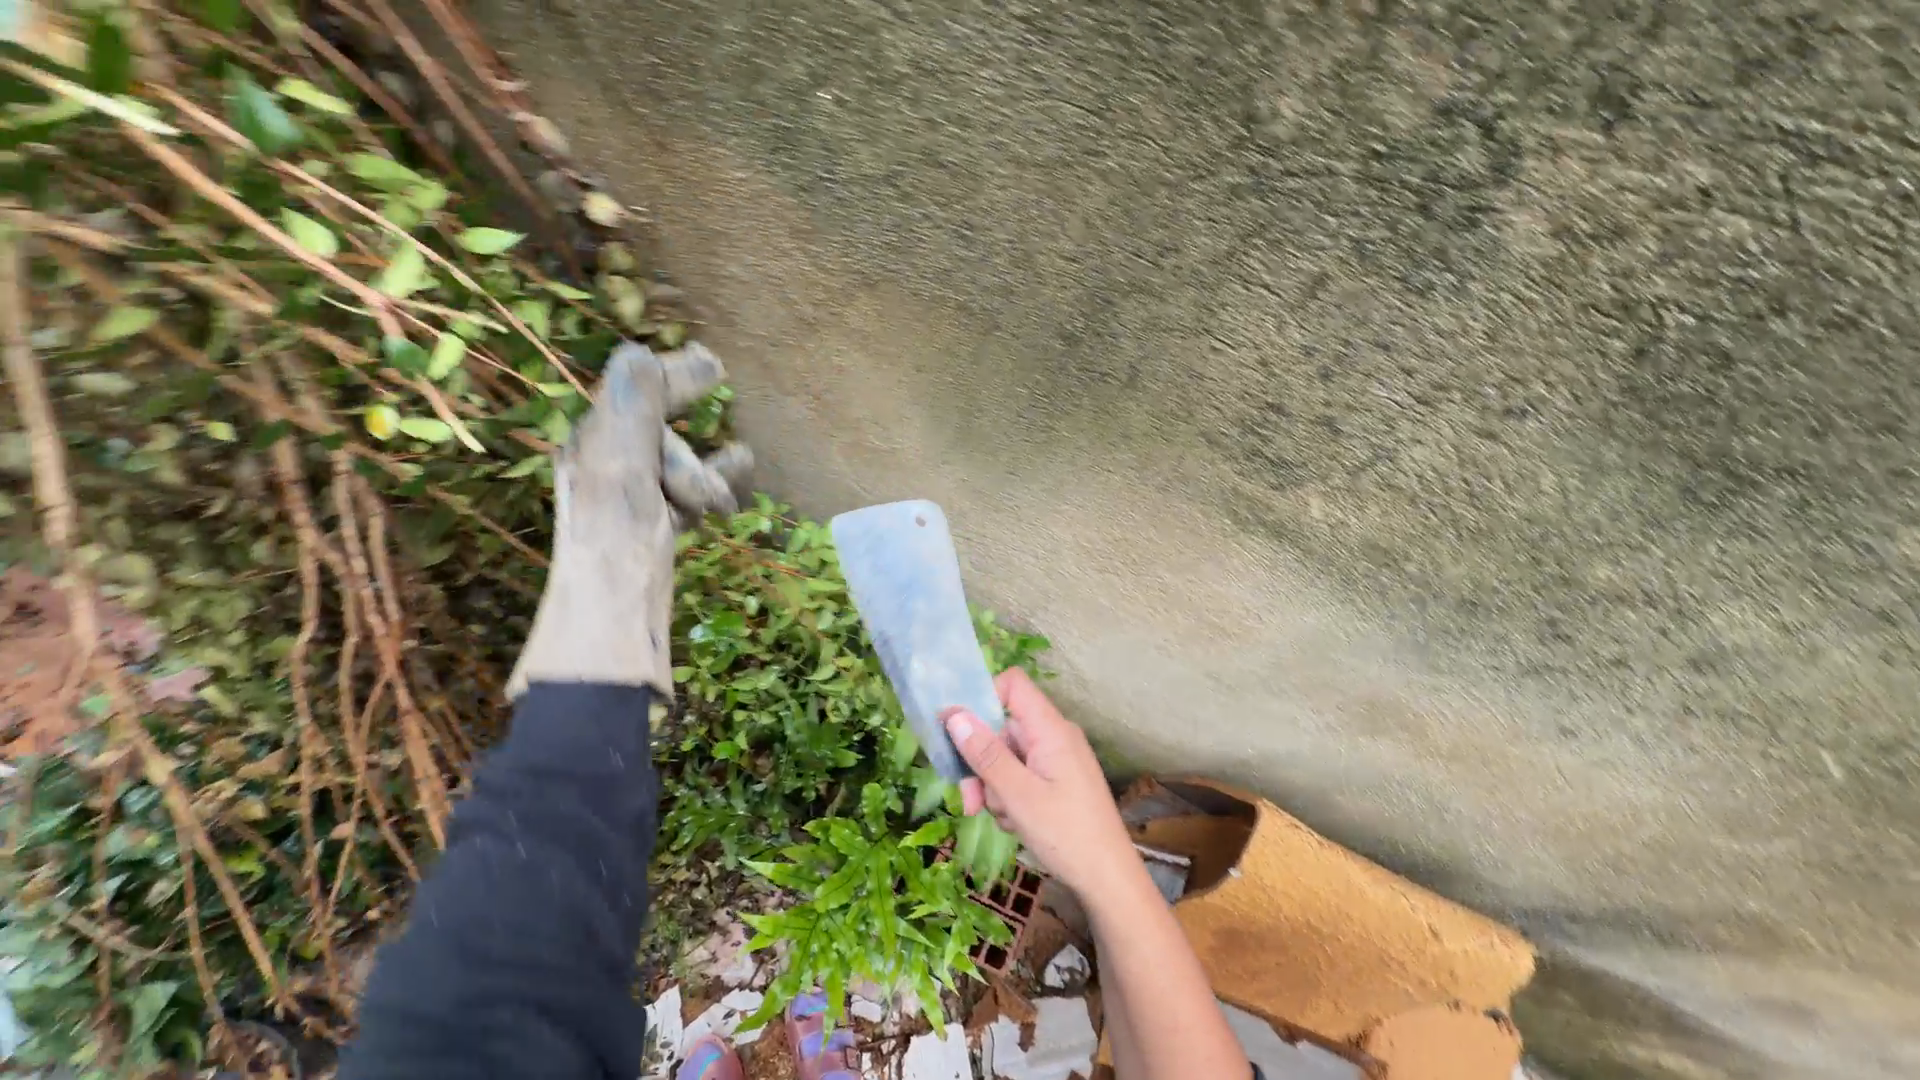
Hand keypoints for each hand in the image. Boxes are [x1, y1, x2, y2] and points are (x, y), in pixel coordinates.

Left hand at [508, 342, 748, 698]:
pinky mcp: (656, 531)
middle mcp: (609, 469)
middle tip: (717, 377)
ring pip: (680, 464)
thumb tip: (640, 350)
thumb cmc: (617, 544)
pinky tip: (727, 504)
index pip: (634, 395)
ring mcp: (634, 502)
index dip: (672, 375)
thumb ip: (633, 408)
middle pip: (659, 427)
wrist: (614, 624)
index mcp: (593, 447)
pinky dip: (711, 493)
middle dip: (686, 423)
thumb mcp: (622, 466)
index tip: (713, 363)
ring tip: (715, 499)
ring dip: (703, 473)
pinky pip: (688, 496)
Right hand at [942, 669, 1136, 896]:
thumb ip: (986, 754)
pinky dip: (1010, 798)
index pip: (1012, 685)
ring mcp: (1057, 760)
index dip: (981, 697)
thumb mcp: (1018, 795)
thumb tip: (954, 715)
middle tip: (969, 803)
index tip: (953, 729)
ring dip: (994, 787)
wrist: (1108, 879)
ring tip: (1002, 819)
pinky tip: (1015, 824)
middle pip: (1002, 730)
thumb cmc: (1066, 834)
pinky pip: (1021, 776)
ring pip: (1007, 758)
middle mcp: (1055, 737)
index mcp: (1051, 729)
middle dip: (980, 763)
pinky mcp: (1057, 782)